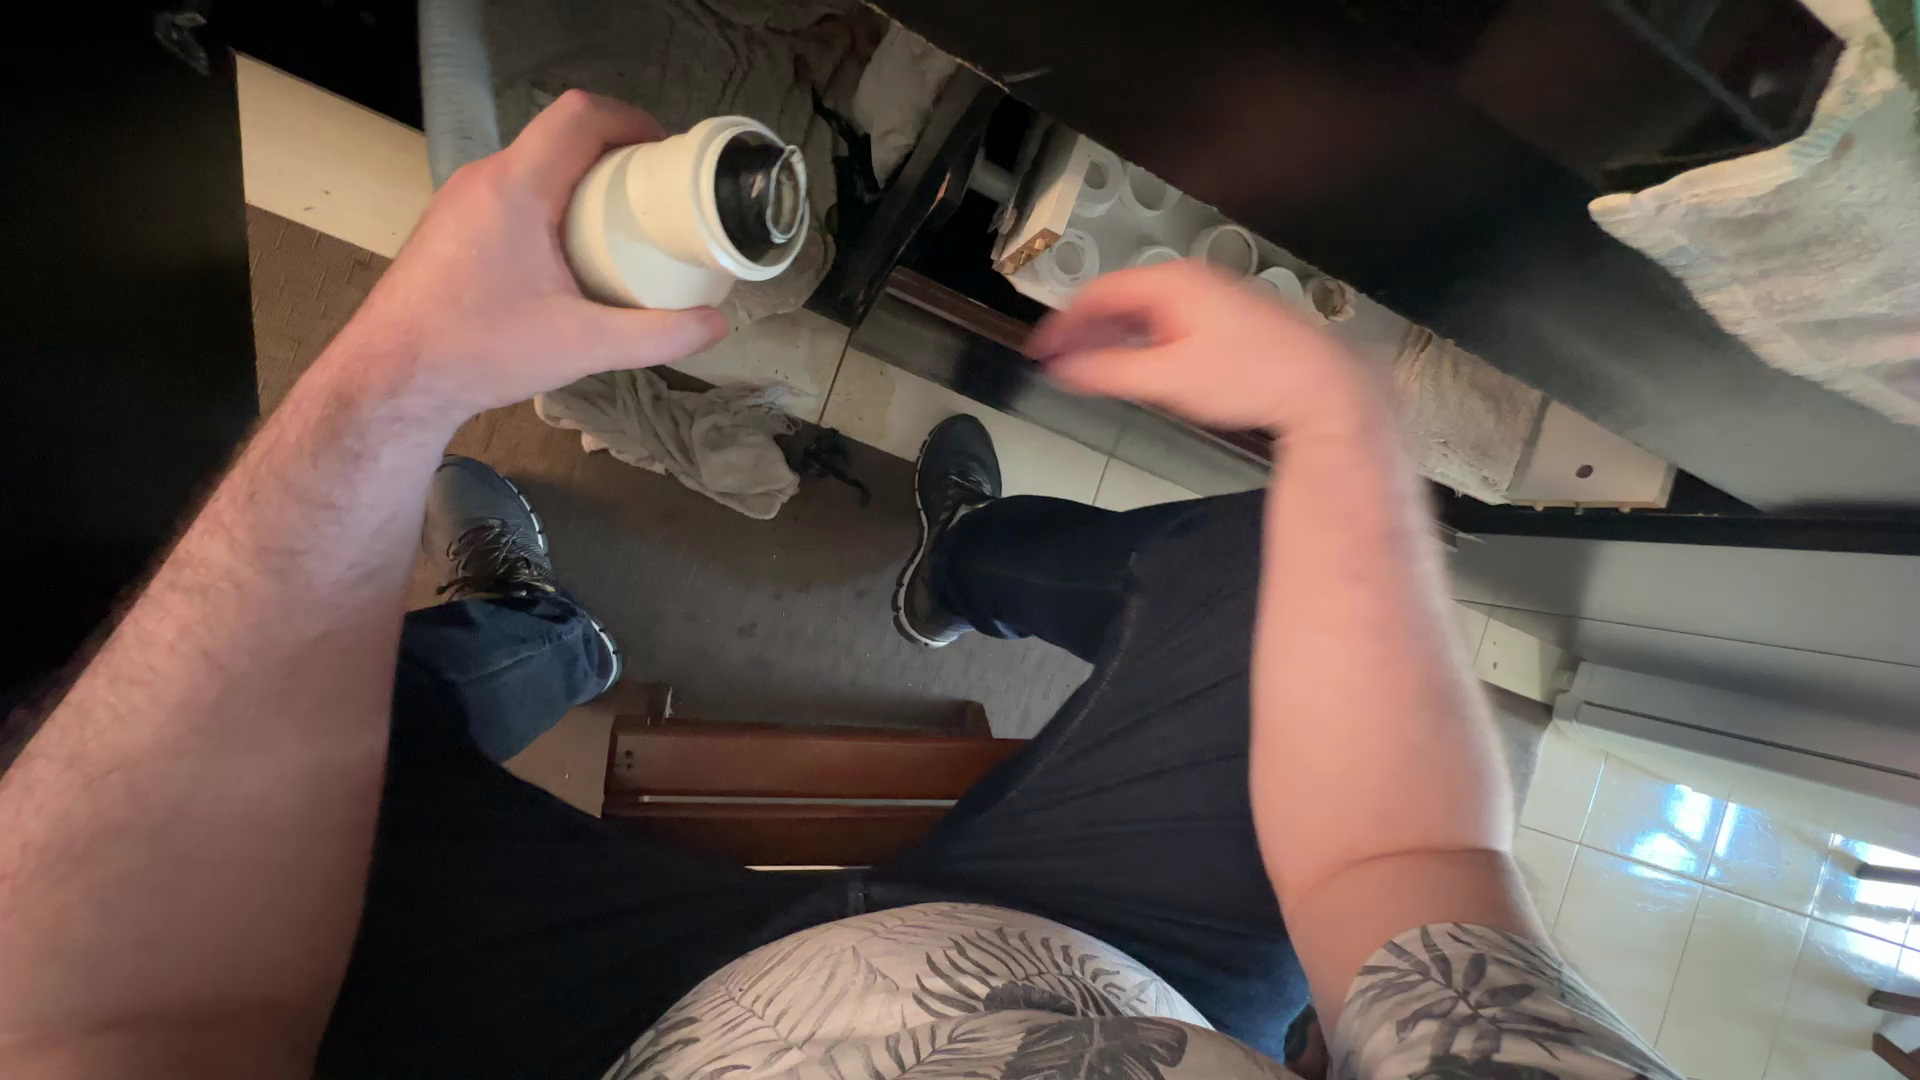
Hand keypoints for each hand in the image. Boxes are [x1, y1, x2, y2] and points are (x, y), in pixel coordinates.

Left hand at [321, 91, 729, 417]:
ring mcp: (466, 201)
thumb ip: (661, 336)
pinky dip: (562, 207)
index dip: (633, 121)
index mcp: (517, 187)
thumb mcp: (588, 346)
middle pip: (563, 138)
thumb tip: (718, 325)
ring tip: (632, 229)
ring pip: (541, 168)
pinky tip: (582, 256)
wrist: (396, 377)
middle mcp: (486, 179)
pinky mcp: (458, 227)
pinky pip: (521, 195)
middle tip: (664, 201)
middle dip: (622, 158)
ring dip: (591, 184)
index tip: (672, 156)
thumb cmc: (486, 351)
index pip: (579, 116)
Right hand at [1024, 260, 1389, 440]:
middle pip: (1116, 300)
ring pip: (1139, 312)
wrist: (1318, 386)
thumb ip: (1109, 370)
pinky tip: (1129, 365)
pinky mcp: (1216, 319)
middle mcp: (1187, 282)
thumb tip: (1066, 367)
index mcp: (1171, 284)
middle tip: (1055, 361)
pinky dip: (1135, 341)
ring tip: (1084, 367)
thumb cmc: (1255, 376)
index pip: (1096, 294)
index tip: (1040, 348)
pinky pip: (1160, 322)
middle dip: (1082, 332)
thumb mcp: (1169, 378)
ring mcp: (1204, 298)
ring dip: (1108, 338)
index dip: (1062, 323)